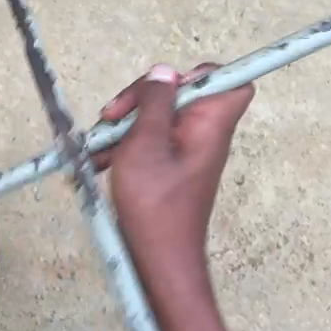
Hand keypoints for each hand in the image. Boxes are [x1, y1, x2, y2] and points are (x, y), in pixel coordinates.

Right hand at [94, 64, 253, 268]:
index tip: (163, 86)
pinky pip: (150, 141)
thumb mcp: (146, 145)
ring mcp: (187, 151)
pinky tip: (102, 160)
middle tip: (113, 115)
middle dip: (141, 99)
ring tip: (99, 143)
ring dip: (126, 125)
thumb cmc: (155, 205)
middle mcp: (204, 134)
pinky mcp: (170, 166)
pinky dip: (125, 145)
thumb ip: (155, 103)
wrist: (158, 259)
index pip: (231, 81)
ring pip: (159, 117)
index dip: (199, 73)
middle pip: (180, 94)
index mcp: (210, 124)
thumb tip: (164, 71)